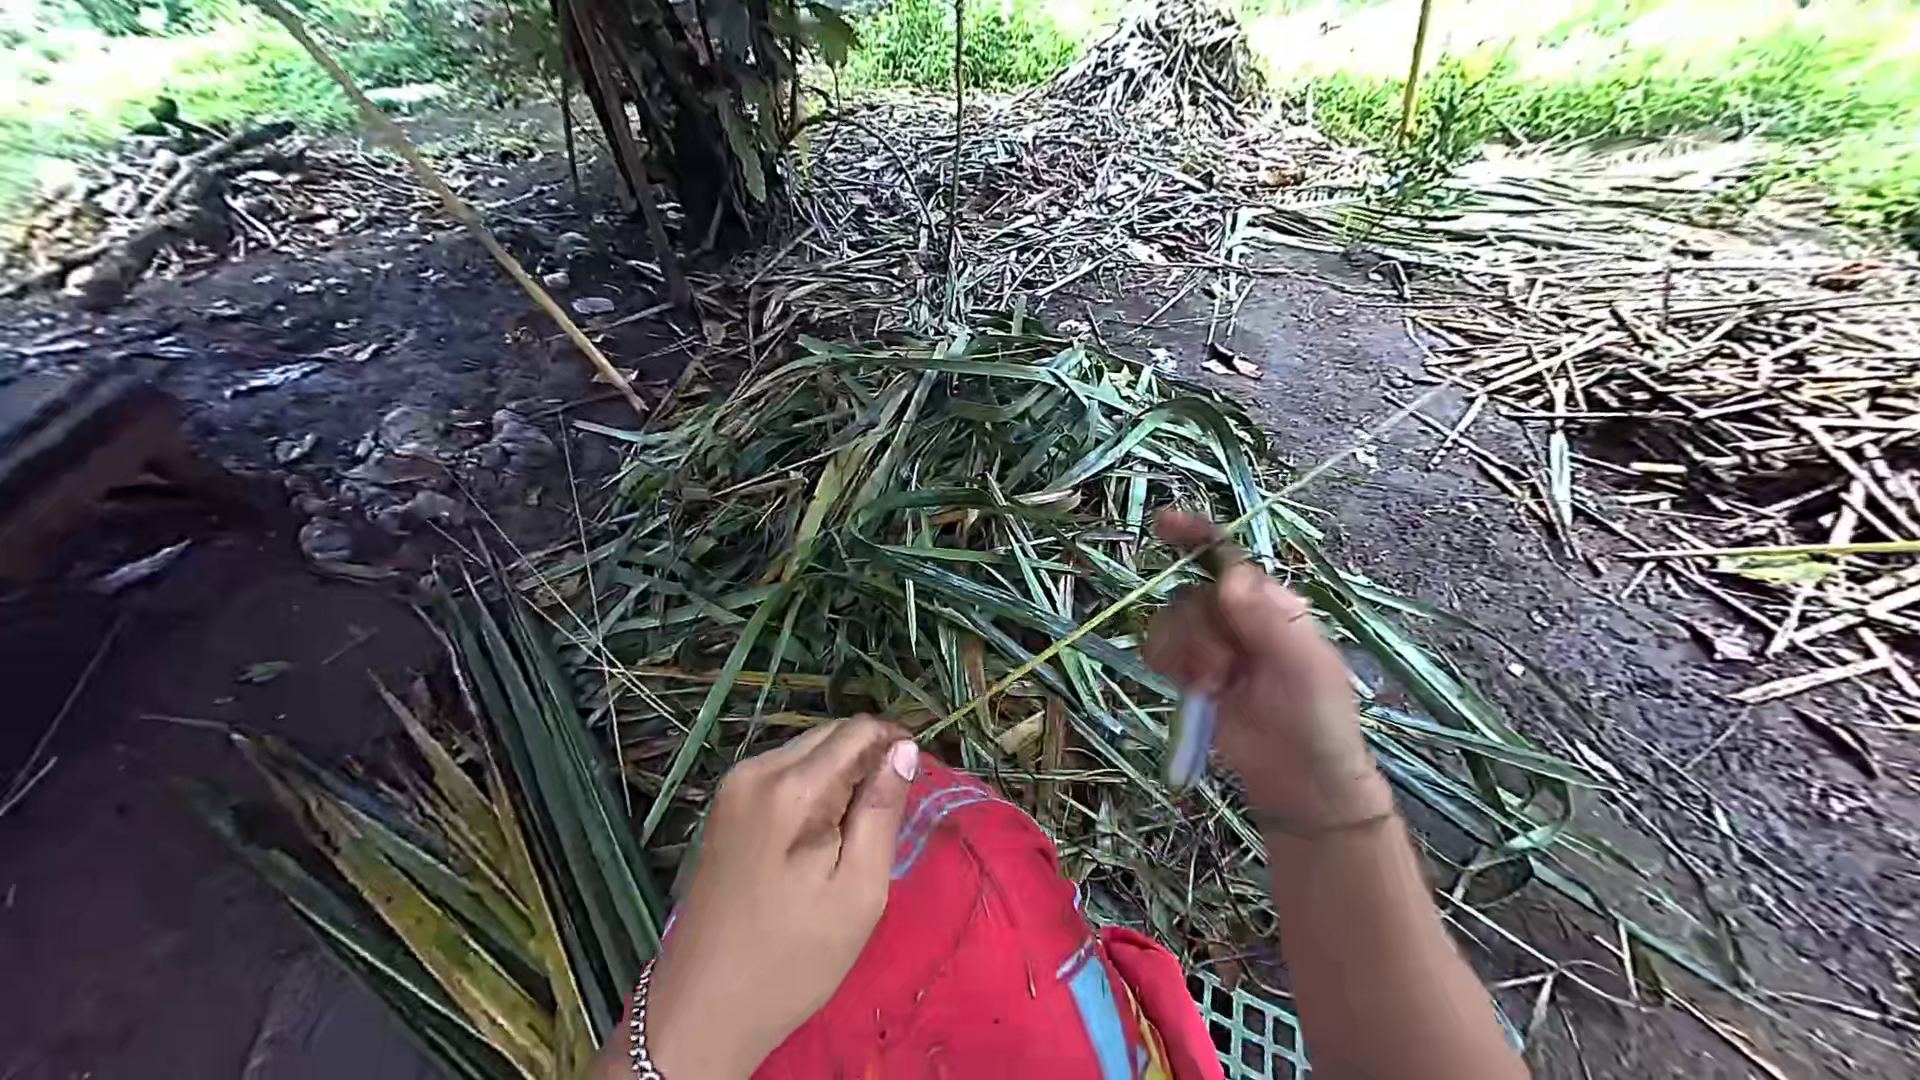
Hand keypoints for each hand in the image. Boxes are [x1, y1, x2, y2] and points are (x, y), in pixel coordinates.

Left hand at [644, 716, 919, 1078]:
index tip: (913, 779)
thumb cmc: (793, 958)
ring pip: (809, 747)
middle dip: (868, 757)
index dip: (895, 744)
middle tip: (885, 814)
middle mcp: (757, 770)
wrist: (700, 1009)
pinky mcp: (726, 801)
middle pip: (832, 733)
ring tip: (853, 828)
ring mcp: (735, 784)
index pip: (859, 730)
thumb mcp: (859, 890)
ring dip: (841, 770)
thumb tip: (905, 747)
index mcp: (791, 790)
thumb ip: (883, 809)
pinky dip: (813, 783)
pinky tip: (818, 830)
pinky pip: (785, 768)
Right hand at [1143, 510, 1392, 833]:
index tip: (1163, 525)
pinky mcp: (1187, 670)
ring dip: (1184, 654)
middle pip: (1190, 596)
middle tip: (1223, 672)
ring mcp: (1209, 644)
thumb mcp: (1305, 667)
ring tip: (1212, 686)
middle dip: (1199, 634)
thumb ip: (1268, 620)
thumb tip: (1228, 575)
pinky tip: (1191, 687)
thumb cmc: (1316, 719)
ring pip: (1169, 621)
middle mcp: (1236, 616)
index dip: (1195, 538)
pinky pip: (1156, 647)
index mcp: (1269, 605)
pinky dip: (1165, 663)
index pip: (1227, 559)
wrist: (1297, 778)